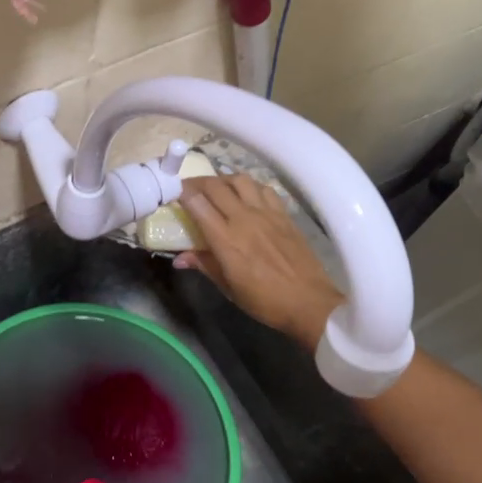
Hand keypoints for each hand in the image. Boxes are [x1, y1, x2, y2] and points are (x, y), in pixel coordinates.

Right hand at [172, 175, 343, 349]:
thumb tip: (179, 258)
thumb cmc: (264, 300)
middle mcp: (244, 219)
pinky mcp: (284, 214)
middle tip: (189, 189)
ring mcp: (266, 213)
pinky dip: (250, 186)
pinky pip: (264, 188)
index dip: (180, 192)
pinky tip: (247, 196)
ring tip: (218, 189)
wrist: (310, 303)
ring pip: (240, 180)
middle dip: (197, 182)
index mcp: (226, 239)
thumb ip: (204, 264)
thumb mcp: (228, 287)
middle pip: (215, 185)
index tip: (172, 193)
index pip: (197, 202)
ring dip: (223, 180)